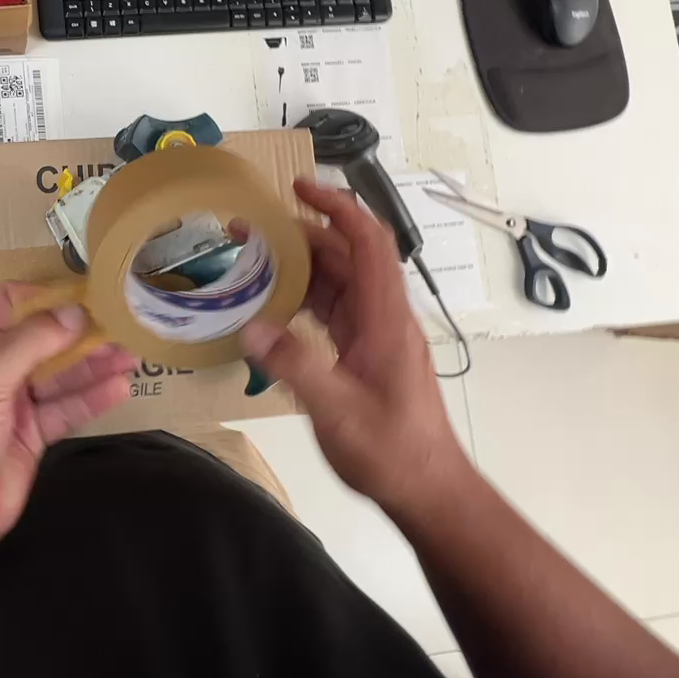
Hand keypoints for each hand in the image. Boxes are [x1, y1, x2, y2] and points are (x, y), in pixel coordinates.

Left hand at [0, 283, 136, 561]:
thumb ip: (33, 341)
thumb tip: (76, 312)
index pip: (11, 301)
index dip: (47, 295)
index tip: (88, 294)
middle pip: (43, 337)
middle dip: (80, 332)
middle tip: (121, 326)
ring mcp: (13, 401)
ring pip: (60, 374)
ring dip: (94, 364)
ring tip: (131, 354)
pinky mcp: (31, 434)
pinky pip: (66, 408)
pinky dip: (92, 398)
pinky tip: (119, 388)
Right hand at [242, 179, 468, 513]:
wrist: (427, 489)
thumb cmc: (392, 451)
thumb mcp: (339, 411)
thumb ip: (296, 366)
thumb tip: (252, 329)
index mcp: (386, 317)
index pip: (368, 242)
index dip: (337, 207)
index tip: (299, 188)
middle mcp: (382, 315)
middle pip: (345, 256)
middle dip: (301, 233)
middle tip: (251, 230)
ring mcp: (374, 332)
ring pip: (336, 280)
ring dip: (298, 264)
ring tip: (253, 259)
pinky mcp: (363, 350)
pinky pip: (331, 307)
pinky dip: (301, 296)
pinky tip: (271, 303)